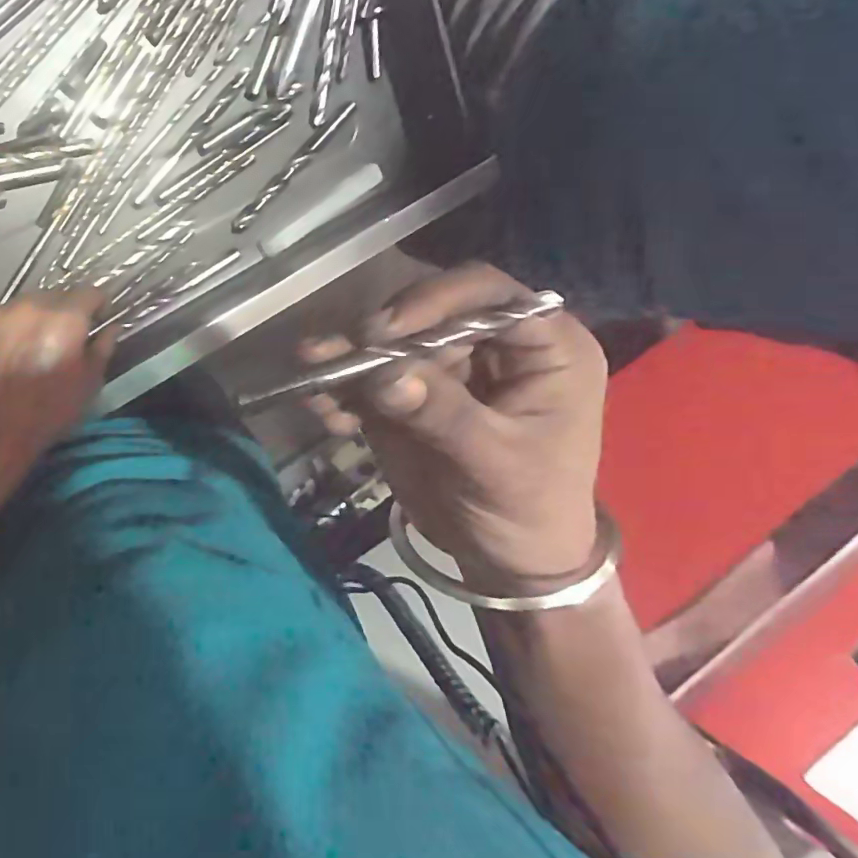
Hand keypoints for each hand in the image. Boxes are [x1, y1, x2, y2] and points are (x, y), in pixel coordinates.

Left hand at [0, 289, 116, 473]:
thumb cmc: (52, 409)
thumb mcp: (91, 382)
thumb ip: (103, 347)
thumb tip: (111, 327)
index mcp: (66, 318)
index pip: (90, 292)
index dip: (98, 306)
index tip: (98, 321)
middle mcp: (32, 306)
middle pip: (58, 294)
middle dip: (67, 310)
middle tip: (68, 336)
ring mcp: (0, 314)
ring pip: (28, 303)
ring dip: (38, 316)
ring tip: (38, 343)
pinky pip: (3, 317)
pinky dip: (13, 327)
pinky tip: (13, 352)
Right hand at [302, 263, 607, 594]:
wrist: (508, 561)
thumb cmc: (529, 510)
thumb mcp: (496, 464)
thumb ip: (443, 414)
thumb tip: (385, 374)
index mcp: (543, 348)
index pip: (490, 297)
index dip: (437, 300)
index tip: (388, 329)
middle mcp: (491, 347)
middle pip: (430, 315)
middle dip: (383, 334)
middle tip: (343, 355)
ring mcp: (446, 371)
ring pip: (393, 346)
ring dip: (351, 359)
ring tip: (314, 371)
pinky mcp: (410, 397)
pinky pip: (372, 383)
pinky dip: (345, 394)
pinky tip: (325, 412)